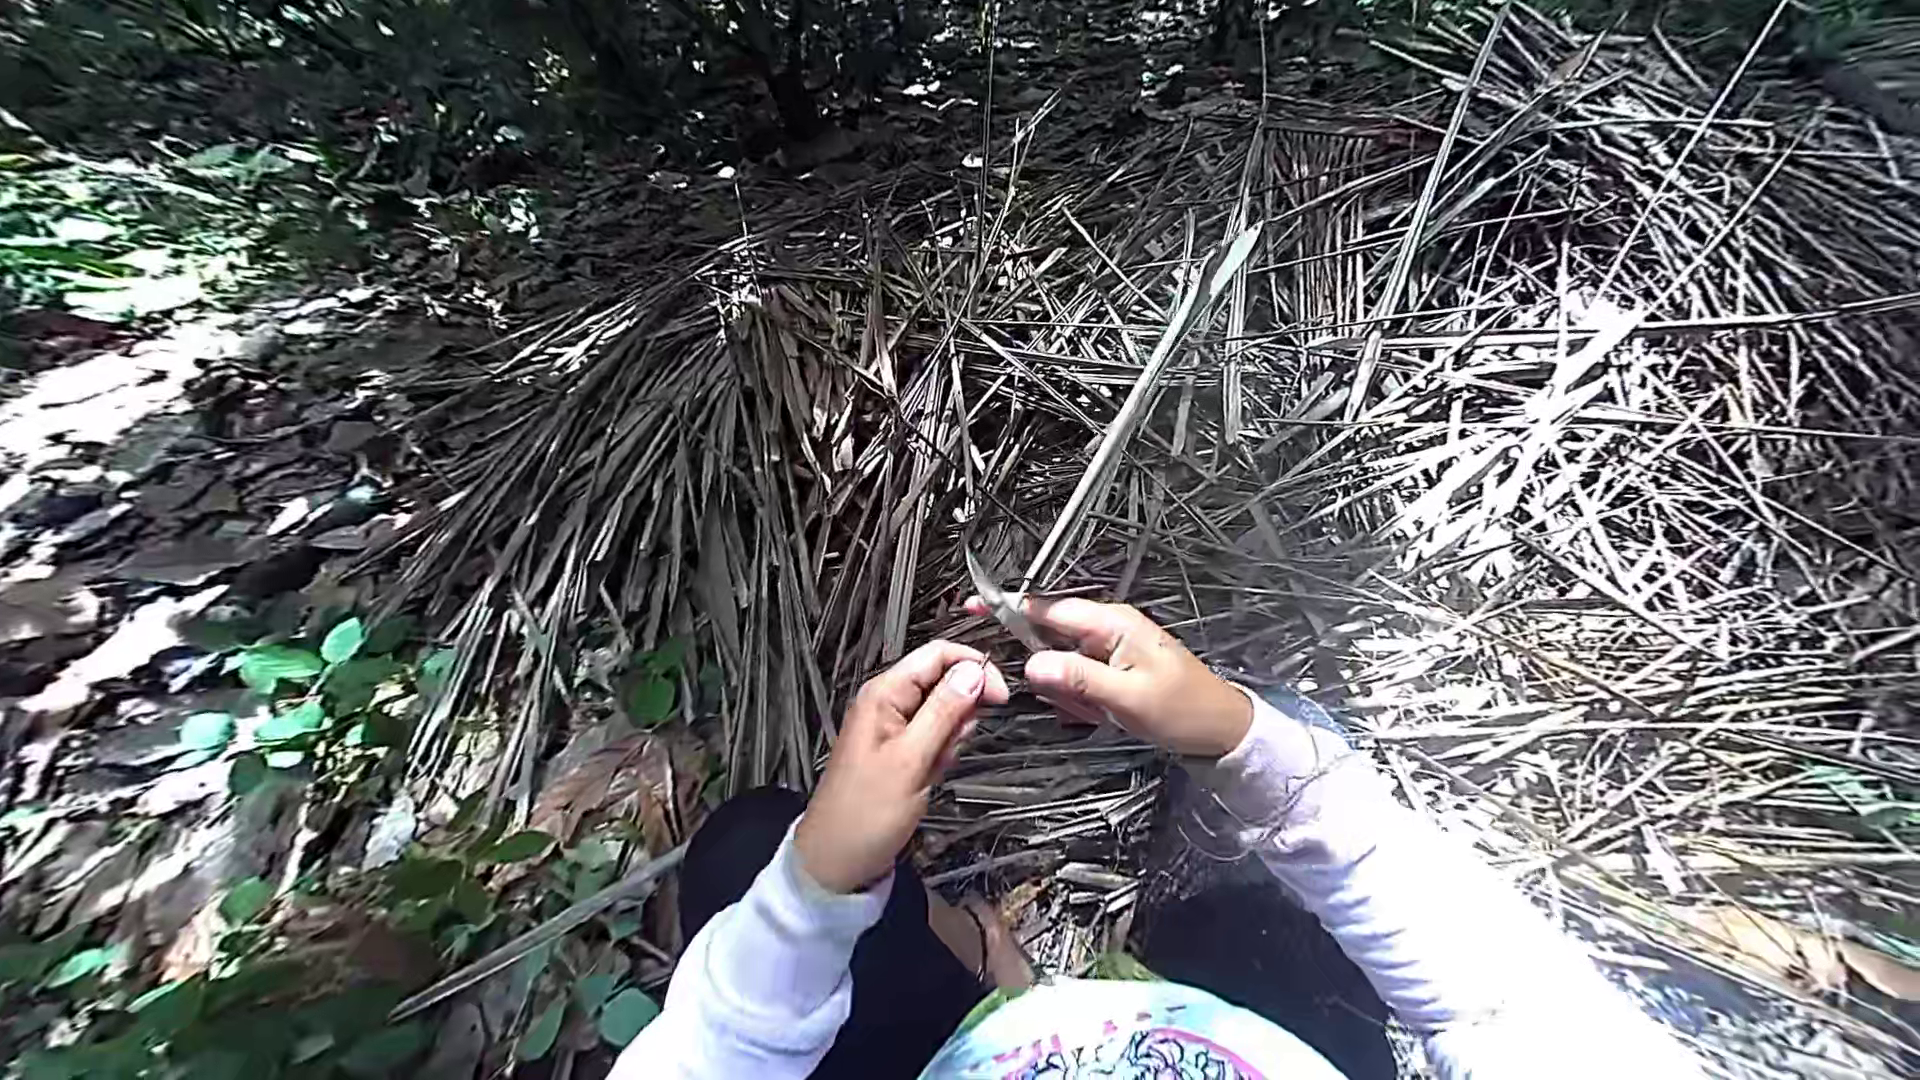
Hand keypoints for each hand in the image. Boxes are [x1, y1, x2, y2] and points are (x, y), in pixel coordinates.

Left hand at [794, 641, 1009, 892]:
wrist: (836, 863)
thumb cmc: (868, 812)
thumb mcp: (911, 759)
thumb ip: (944, 711)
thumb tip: (975, 671)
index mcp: (885, 692)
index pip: (938, 654)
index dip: (973, 666)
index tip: (1001, 696)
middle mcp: (889, 699)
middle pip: (943, 679)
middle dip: (961, 709)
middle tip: (953, 746)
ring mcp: (894, 723)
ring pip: (943, 709)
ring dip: (952, 735)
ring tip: (936, 765)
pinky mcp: (901, 746)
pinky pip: (934, 734)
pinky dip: (942, 751)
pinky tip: (932, 773)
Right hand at [965, 596, 1250, 757]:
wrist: (1220, 730)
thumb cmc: (1185, 709)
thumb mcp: (1129, 698)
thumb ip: (1079, 679)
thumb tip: (1034, 666)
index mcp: (1112, 623)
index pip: (1050, 607)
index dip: (1012, 607)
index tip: (978, 605)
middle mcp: (1107, 628)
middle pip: (1050, 638)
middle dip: (1055, 676)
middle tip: (1081, 703)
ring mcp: (1107, 648)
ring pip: (1061, 666)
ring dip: (1072, 694)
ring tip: (1103, 711)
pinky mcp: (1108, 668)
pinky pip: (1076, 681)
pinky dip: (1082, 701)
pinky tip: (1106, 713)